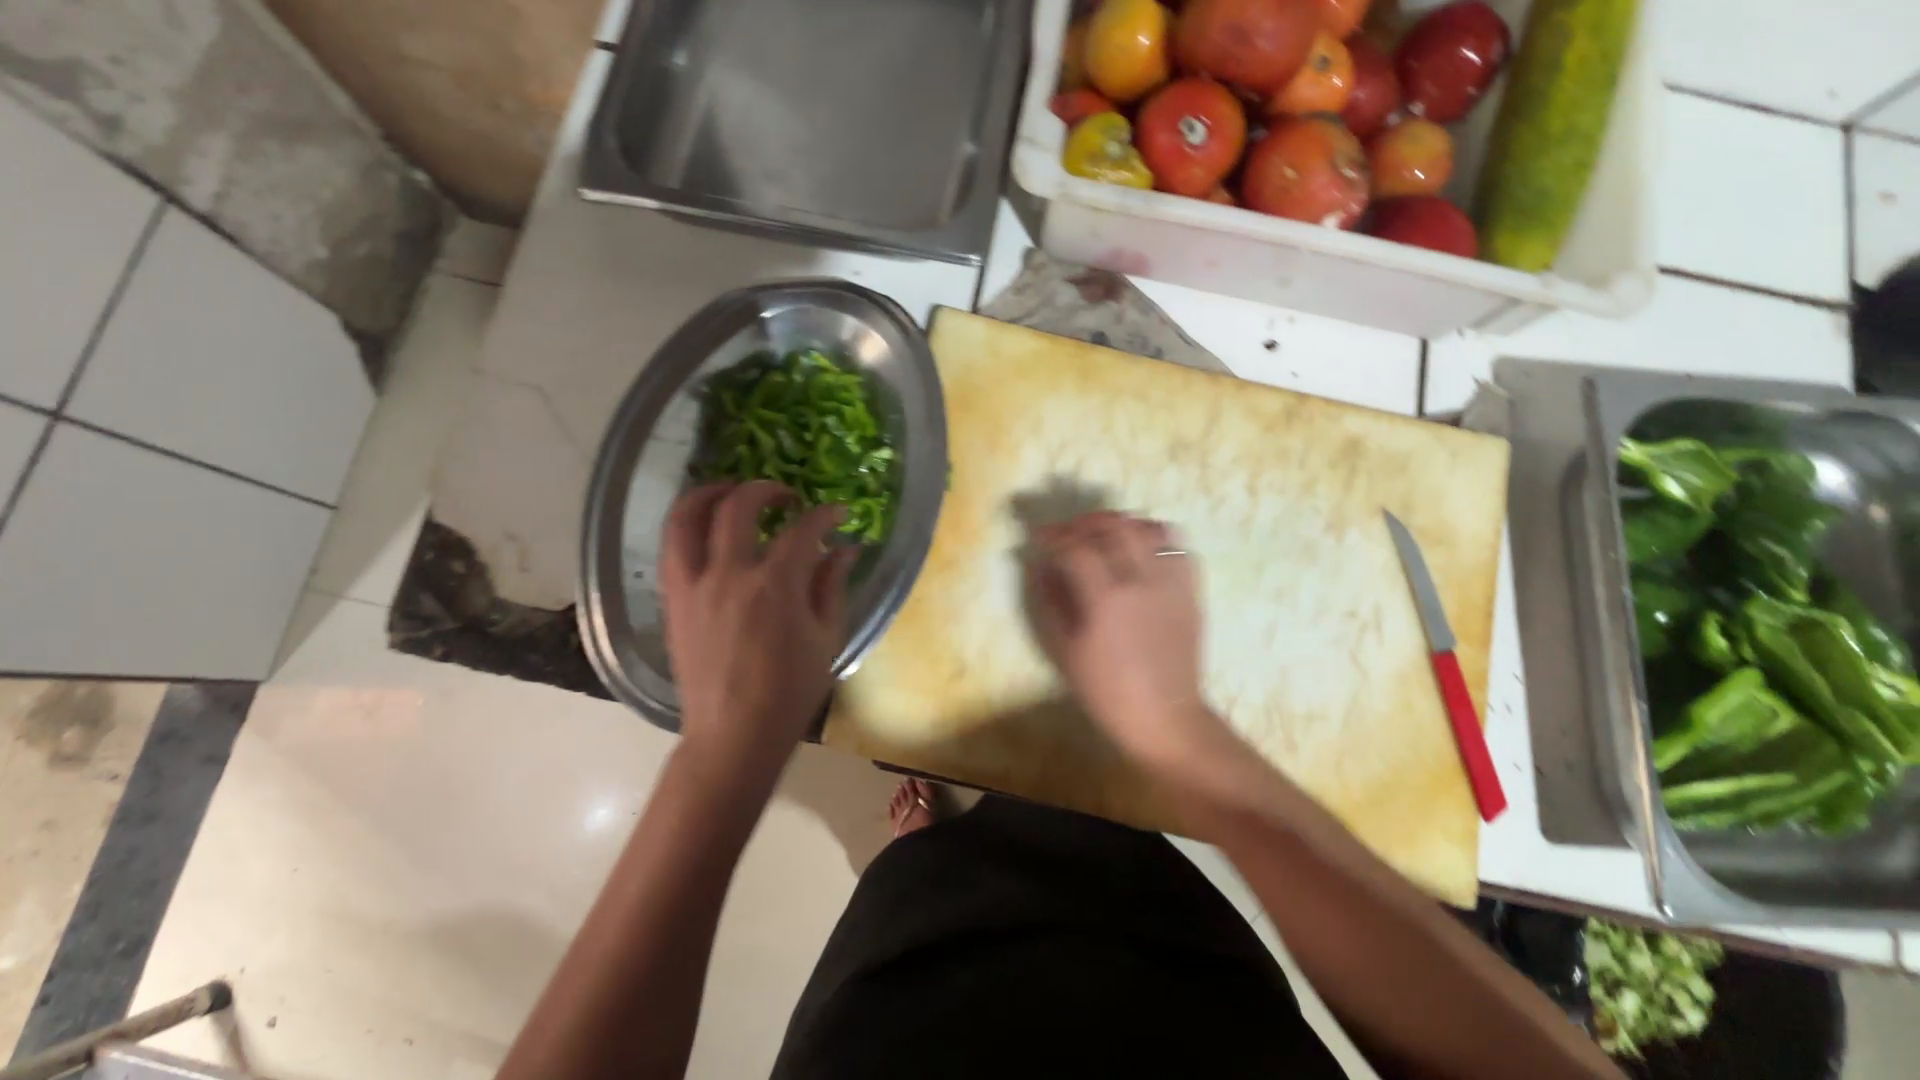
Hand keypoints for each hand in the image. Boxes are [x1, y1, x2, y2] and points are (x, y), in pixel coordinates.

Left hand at [659, 482, 857, 782]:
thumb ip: (832, 586)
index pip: (803, 529)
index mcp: (776, 586)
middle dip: (766, 488)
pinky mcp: (673, 600)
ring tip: (730, 492)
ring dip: (710, 493)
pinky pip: (671, 549)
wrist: (733, 735)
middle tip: (785, 497)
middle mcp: (730, 574)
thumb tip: (844, 549)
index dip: (824, 514)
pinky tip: (705, 530)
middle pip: (739, 506)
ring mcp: (694, 585)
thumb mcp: (826, 640)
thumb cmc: (789, 694)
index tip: (837, 513)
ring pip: (687, 517)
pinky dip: (687, 527)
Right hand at [1026, 511, 1230, 769]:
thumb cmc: (1107, 692)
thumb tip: (1042, 567)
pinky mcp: (1191, 590)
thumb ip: (1052, 601)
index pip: (1076, 548)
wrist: (1165, 716)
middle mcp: (1142, 581)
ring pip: (1149, 528)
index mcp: (1106, 600)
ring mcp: (1172, 583)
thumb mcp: (1066, 650)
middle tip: (1068, 531)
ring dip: (1122, 523)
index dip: (1053, 536)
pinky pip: (1178, 547)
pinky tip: (1139, 548)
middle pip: (1114, 526)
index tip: (1039, 537)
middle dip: (1085, 521)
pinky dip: (1155, 537)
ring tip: (1104, 533)